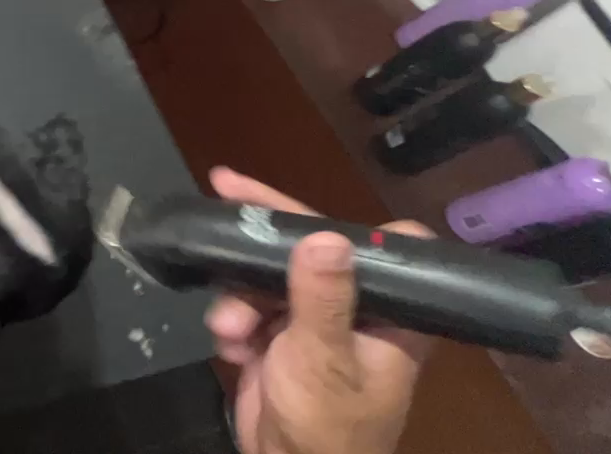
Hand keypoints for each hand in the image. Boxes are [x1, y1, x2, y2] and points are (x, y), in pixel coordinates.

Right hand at [206, 168, 433, 453]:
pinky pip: (248, 304)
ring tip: (226, 331)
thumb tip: (328, 236)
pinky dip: (233, 321)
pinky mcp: (279, 336)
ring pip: (268, 278)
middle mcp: (355, 313)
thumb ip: (322, 297)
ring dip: (238, 299)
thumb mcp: (323, 357)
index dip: (339, 219)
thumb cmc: (325, 422)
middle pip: (307, 251)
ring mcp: (314, 324)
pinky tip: (230, 346)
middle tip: (220, 187)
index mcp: (389, 317)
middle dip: (260, 240)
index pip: (377, 248)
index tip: (297, 196)